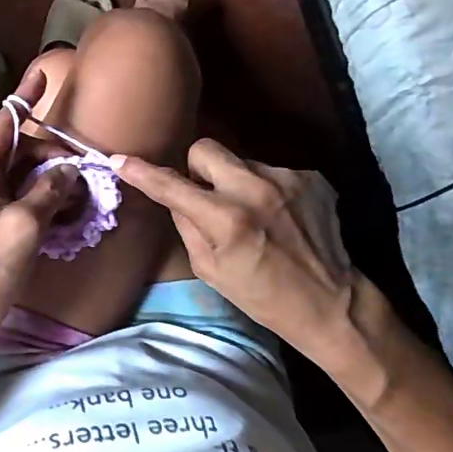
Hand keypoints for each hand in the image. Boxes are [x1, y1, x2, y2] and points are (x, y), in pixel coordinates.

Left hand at [0, 69, 79, 339]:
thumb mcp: (27, 223)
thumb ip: (50, 188)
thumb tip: (71, 168)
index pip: (0, 124)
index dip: (24, 100)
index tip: (41, 75)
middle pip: (17, 149)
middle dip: (50, 153)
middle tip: (81, 168)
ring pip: (22, 171)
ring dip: (50, 176)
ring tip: (79, 191)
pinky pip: (21, 192)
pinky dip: (43, 194)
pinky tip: (67, 204)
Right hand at [115, 139, 358, 353]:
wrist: (331, 303)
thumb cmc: (261, 295)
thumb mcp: (209, 269)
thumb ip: (187, 224)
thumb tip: (176, 195)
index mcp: (227, 219)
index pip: (172, 185)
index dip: (142, 173)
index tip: (121, 161)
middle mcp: (256, 189)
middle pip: (206, 148)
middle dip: (197, 168)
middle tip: (205, 196)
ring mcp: (288, 179)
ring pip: (241, 161)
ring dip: (235, 181)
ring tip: (252, 215)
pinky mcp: (312, 178)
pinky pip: (270, 171)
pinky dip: (264, 189)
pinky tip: (278, 216)